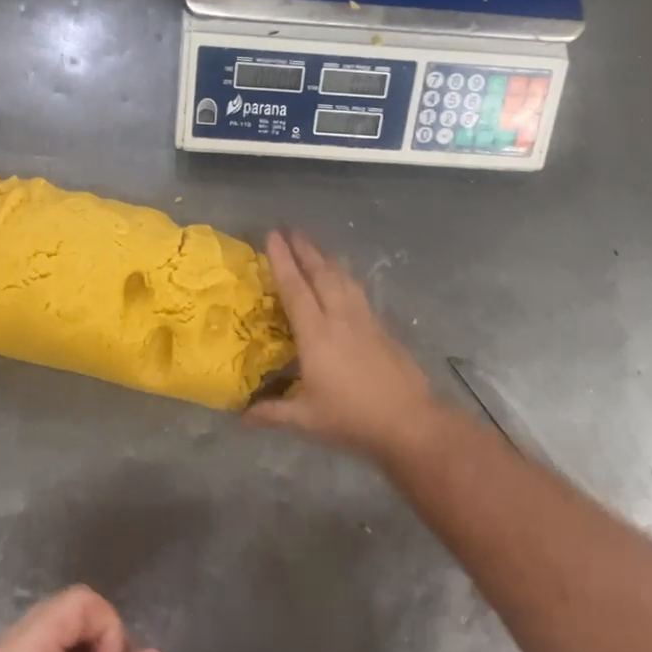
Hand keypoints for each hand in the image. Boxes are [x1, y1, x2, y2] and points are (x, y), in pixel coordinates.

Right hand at [249, 230, 445, 461]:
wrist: (409, 421)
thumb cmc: (353, 418)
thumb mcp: (306, 419)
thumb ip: (273, 412)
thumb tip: (241, 415)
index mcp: (317, 335)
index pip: (295, 289)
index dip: (282, 261)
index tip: (273, 236)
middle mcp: (340, 319)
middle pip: (321, 274)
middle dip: (305, 249)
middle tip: (291, 229)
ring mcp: (365, 321)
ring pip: (344, 279)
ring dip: (327, 259)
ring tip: (316, 247)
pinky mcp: (383, 329)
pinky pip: (358, 292)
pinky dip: (345, 277)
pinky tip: (345, 280)